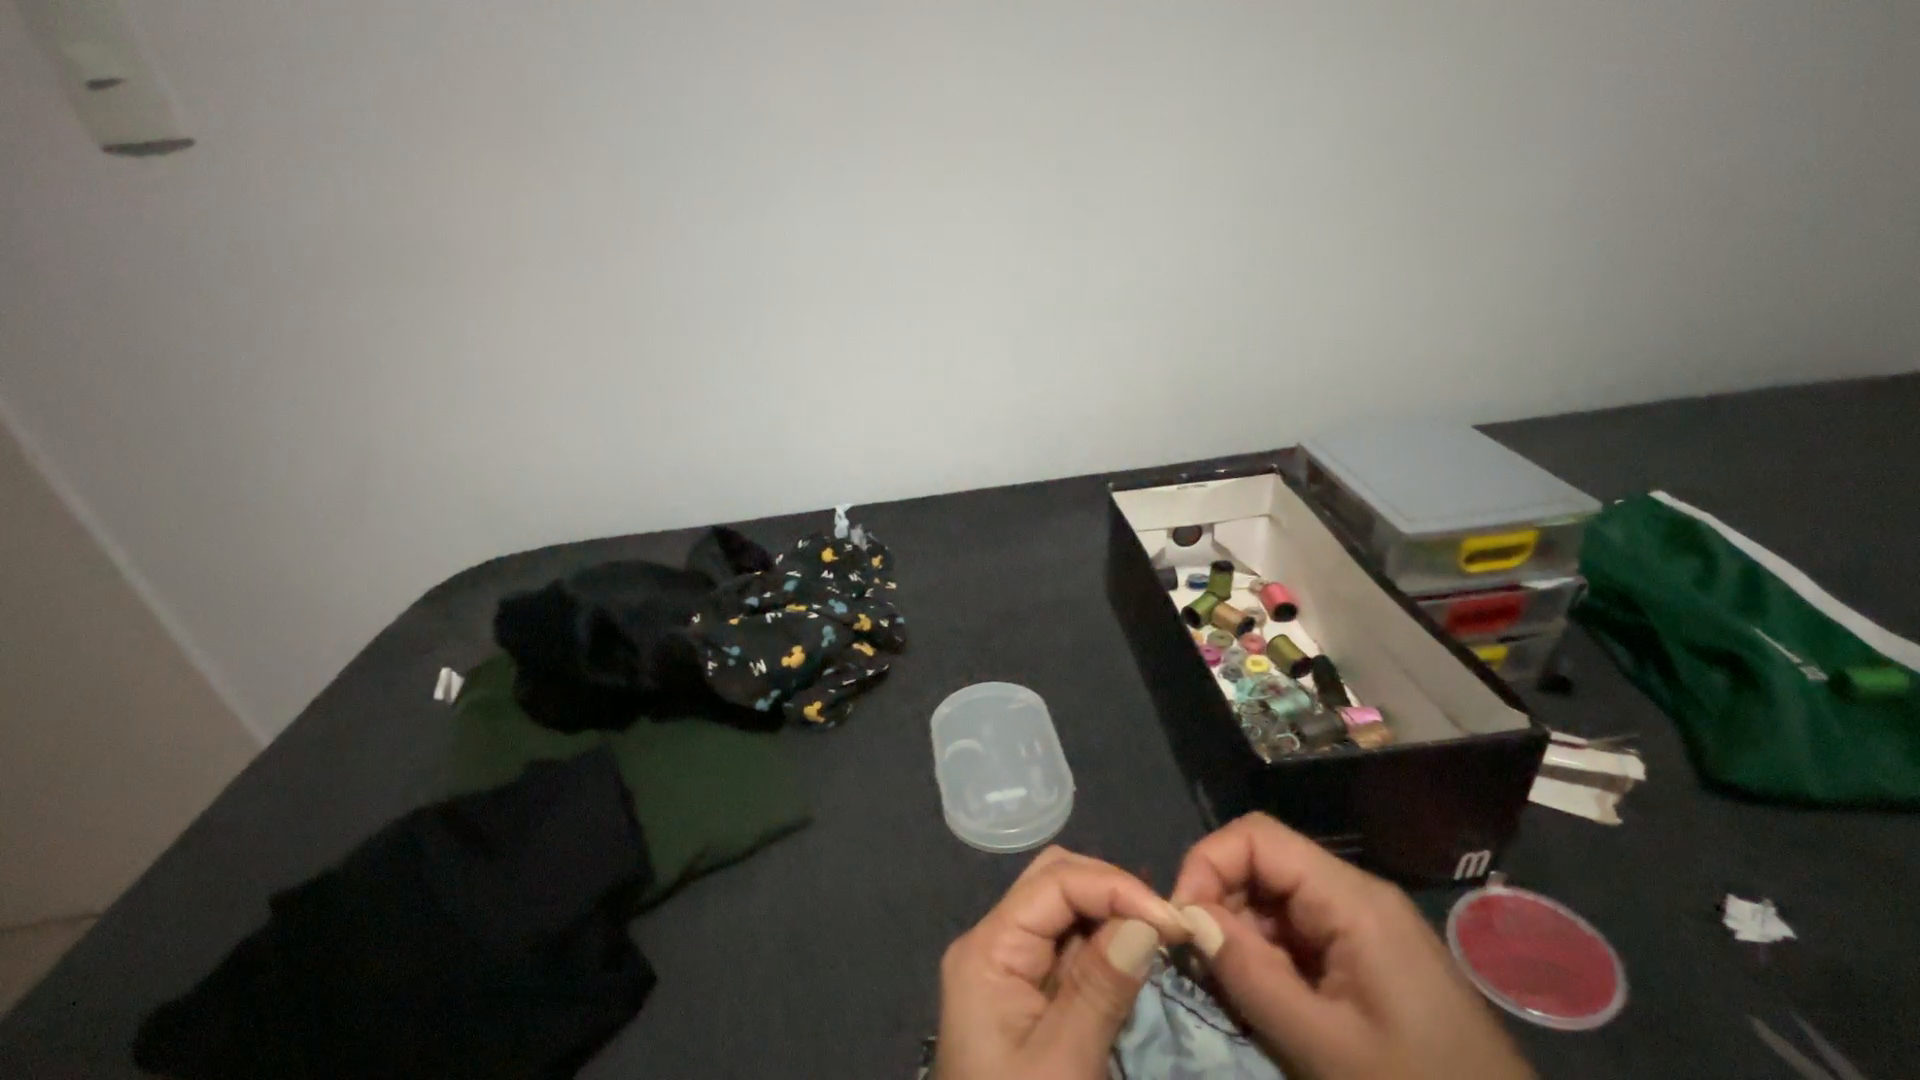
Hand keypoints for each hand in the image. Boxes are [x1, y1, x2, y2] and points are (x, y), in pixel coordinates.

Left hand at [934, 846, 1188, 1079]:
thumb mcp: (1061, 1064)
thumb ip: (1100, 987)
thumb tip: (1147, 919)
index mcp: (987, 950)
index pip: (1054, 882)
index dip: (1115, 887)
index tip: (1174, 922)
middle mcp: (993, 945)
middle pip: (1054, 882)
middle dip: (1113, 891)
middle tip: (1168, 928)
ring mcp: (1008, 970)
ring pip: (1064, 911)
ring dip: (1113, 915)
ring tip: (1161, 941)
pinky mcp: (1025, 997)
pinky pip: (1068, 950)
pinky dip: (1105, 947)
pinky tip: (1136, 962)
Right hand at [1171, 814, 1533, 1079]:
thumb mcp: (1320, 1044)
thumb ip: (1248, 973)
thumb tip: (1186, 916)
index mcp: (1352, 900)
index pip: (1257, 837)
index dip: (1206, 865)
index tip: (1179, 924)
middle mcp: (1358, 897)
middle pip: (1265, 864)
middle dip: (1218, 904)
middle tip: (1198, 967)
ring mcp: (1366, 927)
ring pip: (1276, 901)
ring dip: (1240, 937)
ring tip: (1230, 994)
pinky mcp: (1369, 958)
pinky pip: (1300, 935)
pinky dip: (1268, 959)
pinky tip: (1264, 1004)